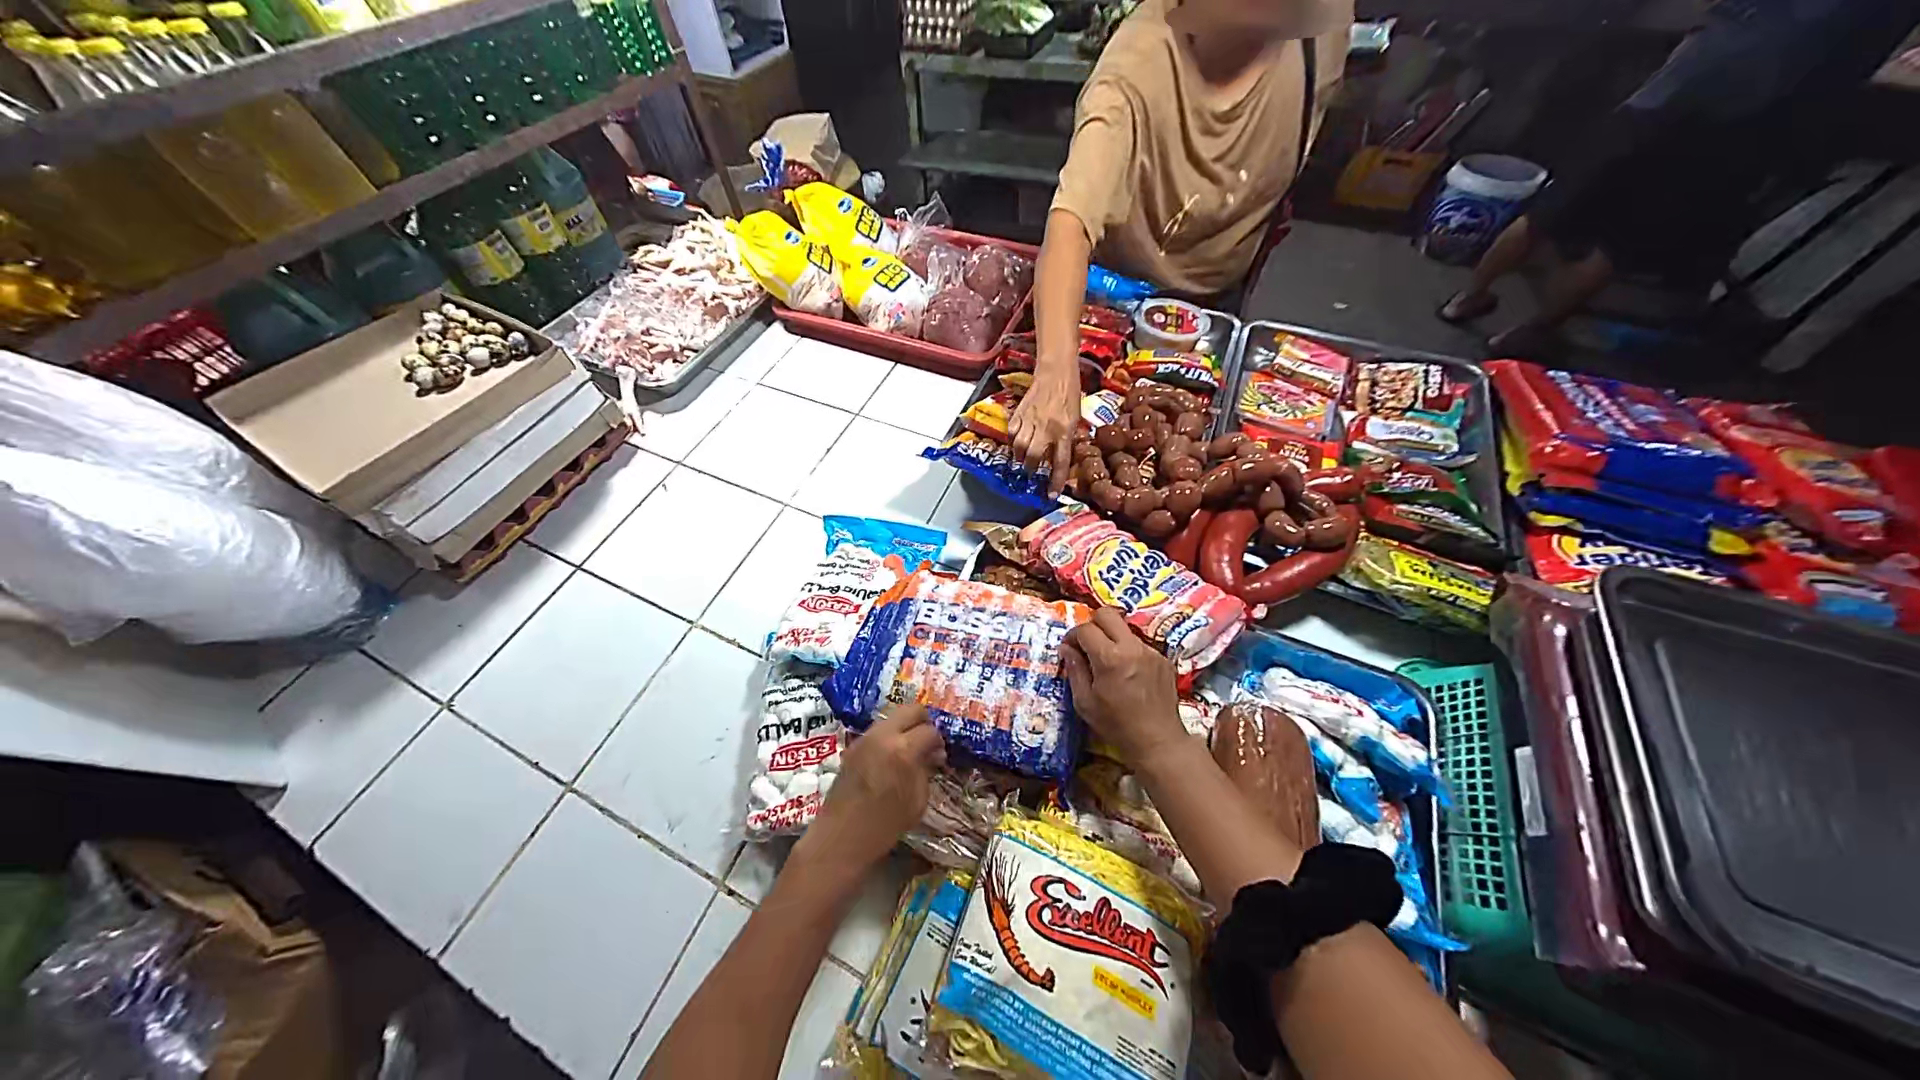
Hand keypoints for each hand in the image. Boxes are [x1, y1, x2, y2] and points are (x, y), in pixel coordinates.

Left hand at [802, 704, 945, 869]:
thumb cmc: (885, 826)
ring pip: (893, 717)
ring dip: (905, 727)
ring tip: (909, 750)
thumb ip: (926, 770)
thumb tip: (933, 754)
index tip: (940, 754)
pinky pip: (878, 730)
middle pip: (911, 710)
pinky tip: (891, 758)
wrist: (841, 837)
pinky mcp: (853, 745)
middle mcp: (883, 735)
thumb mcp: (917, 801)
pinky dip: (889, 736)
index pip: (930, 731)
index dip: (939, 741)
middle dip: (924, 722)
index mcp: (903, 750)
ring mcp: (865, 738)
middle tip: (928, 742)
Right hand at [1007, 366, 1078, 497]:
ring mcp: (1031, 420)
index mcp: (1064, 431)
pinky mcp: (1019, 413)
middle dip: (1032, 468)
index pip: (1060, 462)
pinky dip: (1013, 441)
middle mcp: (1046, 428)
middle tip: (1032, 472)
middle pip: (1034, 457)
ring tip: (1022, 460)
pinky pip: (1012, 433)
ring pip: (1020, 446)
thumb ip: (1066, 438)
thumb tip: (1057, 457)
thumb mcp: (1075, 419)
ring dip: (1020, 457)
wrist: (1055, 372)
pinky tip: (1016, 443)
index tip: (1051, 495)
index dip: (1056, 481)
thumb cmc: (1070, 395)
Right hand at [1062, 608, 1187, 766]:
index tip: (1069, 649)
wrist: (1157, 741)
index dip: (1072, 636)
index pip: (1085, 629)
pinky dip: (1128, 651)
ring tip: (1107, 662)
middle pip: (1107, 614)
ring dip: (1111, 637)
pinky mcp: (1163, 659)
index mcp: (1110, 658)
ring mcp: (1151, 651)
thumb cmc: (1116, 725)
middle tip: (1087, 644)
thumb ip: (1075, 670)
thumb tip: (1066, 648)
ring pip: (1124, 628)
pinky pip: (1139, 644)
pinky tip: (1127, 673)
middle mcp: (1132, 647)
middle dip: (1092, 624)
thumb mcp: (1085, 702)